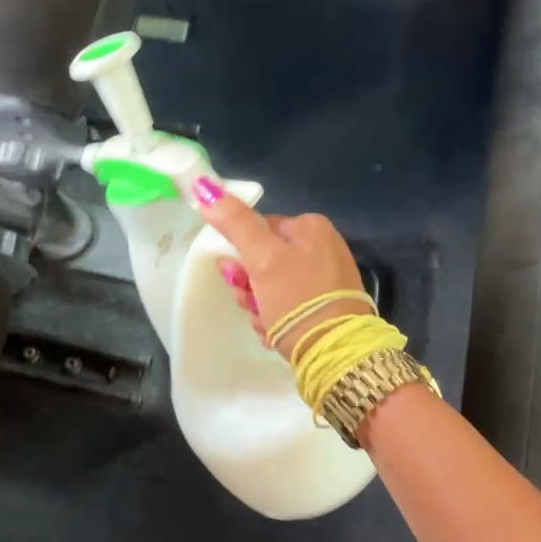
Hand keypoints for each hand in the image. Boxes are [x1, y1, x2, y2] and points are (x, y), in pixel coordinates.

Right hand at [191, 177, 365, 362]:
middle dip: (248, 286)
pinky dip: (275, 319)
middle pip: (261, 260)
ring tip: (266, 323)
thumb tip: (204, 185)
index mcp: (310, 227)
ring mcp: (325, 279)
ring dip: (258, 306)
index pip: (257, 229)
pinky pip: (286, 305)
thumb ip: (234, 222)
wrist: (336, 356)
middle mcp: (321, 247)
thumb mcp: (262, 258)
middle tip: (252, 303)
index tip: (237, 278)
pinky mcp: (325, 308)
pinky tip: (276, 332)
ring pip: (269, 286)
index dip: (240, 255)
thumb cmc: (297, 299)